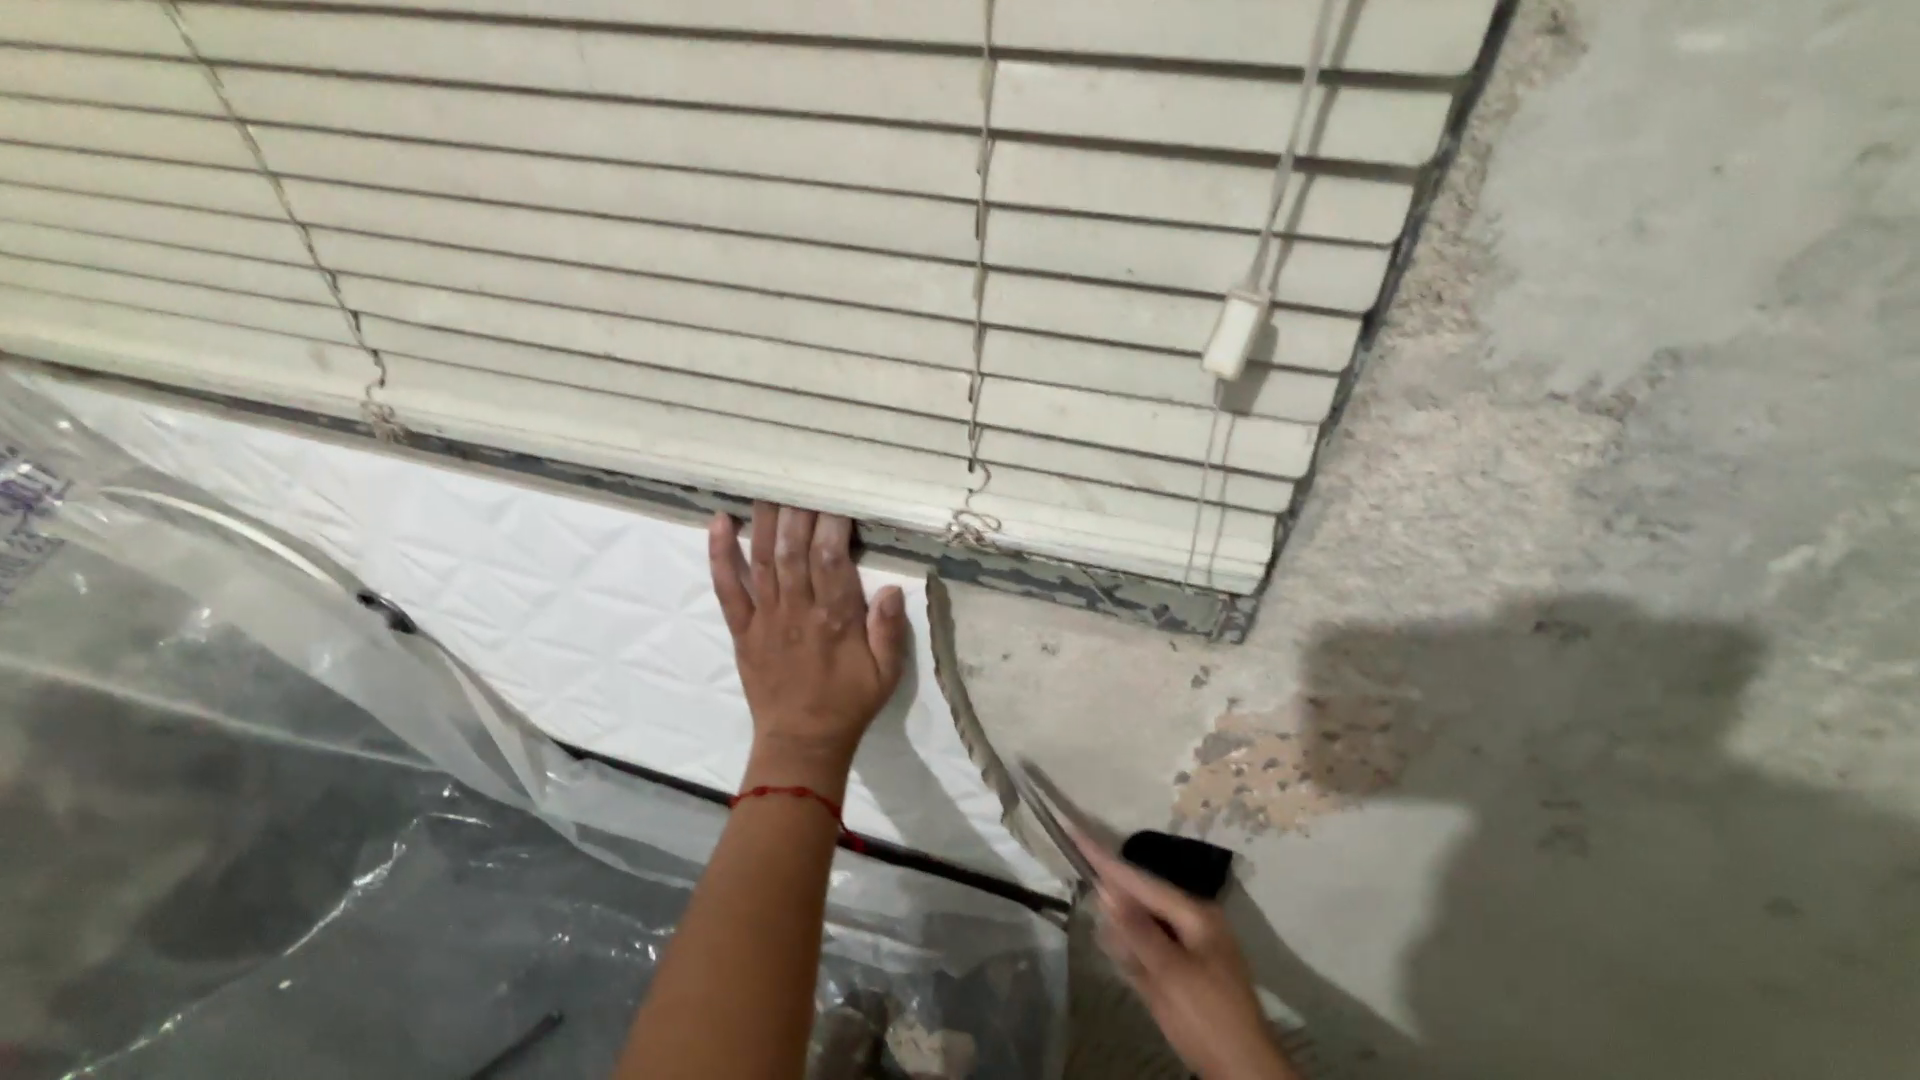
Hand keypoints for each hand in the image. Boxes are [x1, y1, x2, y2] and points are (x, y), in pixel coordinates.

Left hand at [709, 503, 907, 794]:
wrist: (802, 742)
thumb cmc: (849, 703)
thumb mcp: (887, 674)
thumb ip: (889, 631)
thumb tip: (894, 588)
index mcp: (835, 619)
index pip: (831, 558)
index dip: (832, 522)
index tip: (837, 493)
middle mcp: (797, 611)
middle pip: (794, 549)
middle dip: (798, 509)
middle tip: (801, 475)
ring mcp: (765, 618)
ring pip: (762, 559)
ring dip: (764, 519)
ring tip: (768, 483)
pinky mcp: (742, 628)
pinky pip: (727, 588)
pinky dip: (720, 555)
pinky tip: (720, 522)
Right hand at [1077, 836, 1296, 1079]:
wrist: (1243, 1070)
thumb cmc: (1209, 1017)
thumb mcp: (1171, 973)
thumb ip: (1137, 931)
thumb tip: (1106, 890)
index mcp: (1194, 915)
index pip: (1139, 880)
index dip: (1104, 858)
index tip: (1073, 829)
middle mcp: (1191, 922)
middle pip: (1139, 897)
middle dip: (1112, 892)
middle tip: (1079, 870)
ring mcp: (1187, 947)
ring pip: (1140, 922)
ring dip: (1121, 926)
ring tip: (1106, 927)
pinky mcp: (1180, 970)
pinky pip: (1146, 947)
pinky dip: (1131, 949)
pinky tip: (1120, 952)